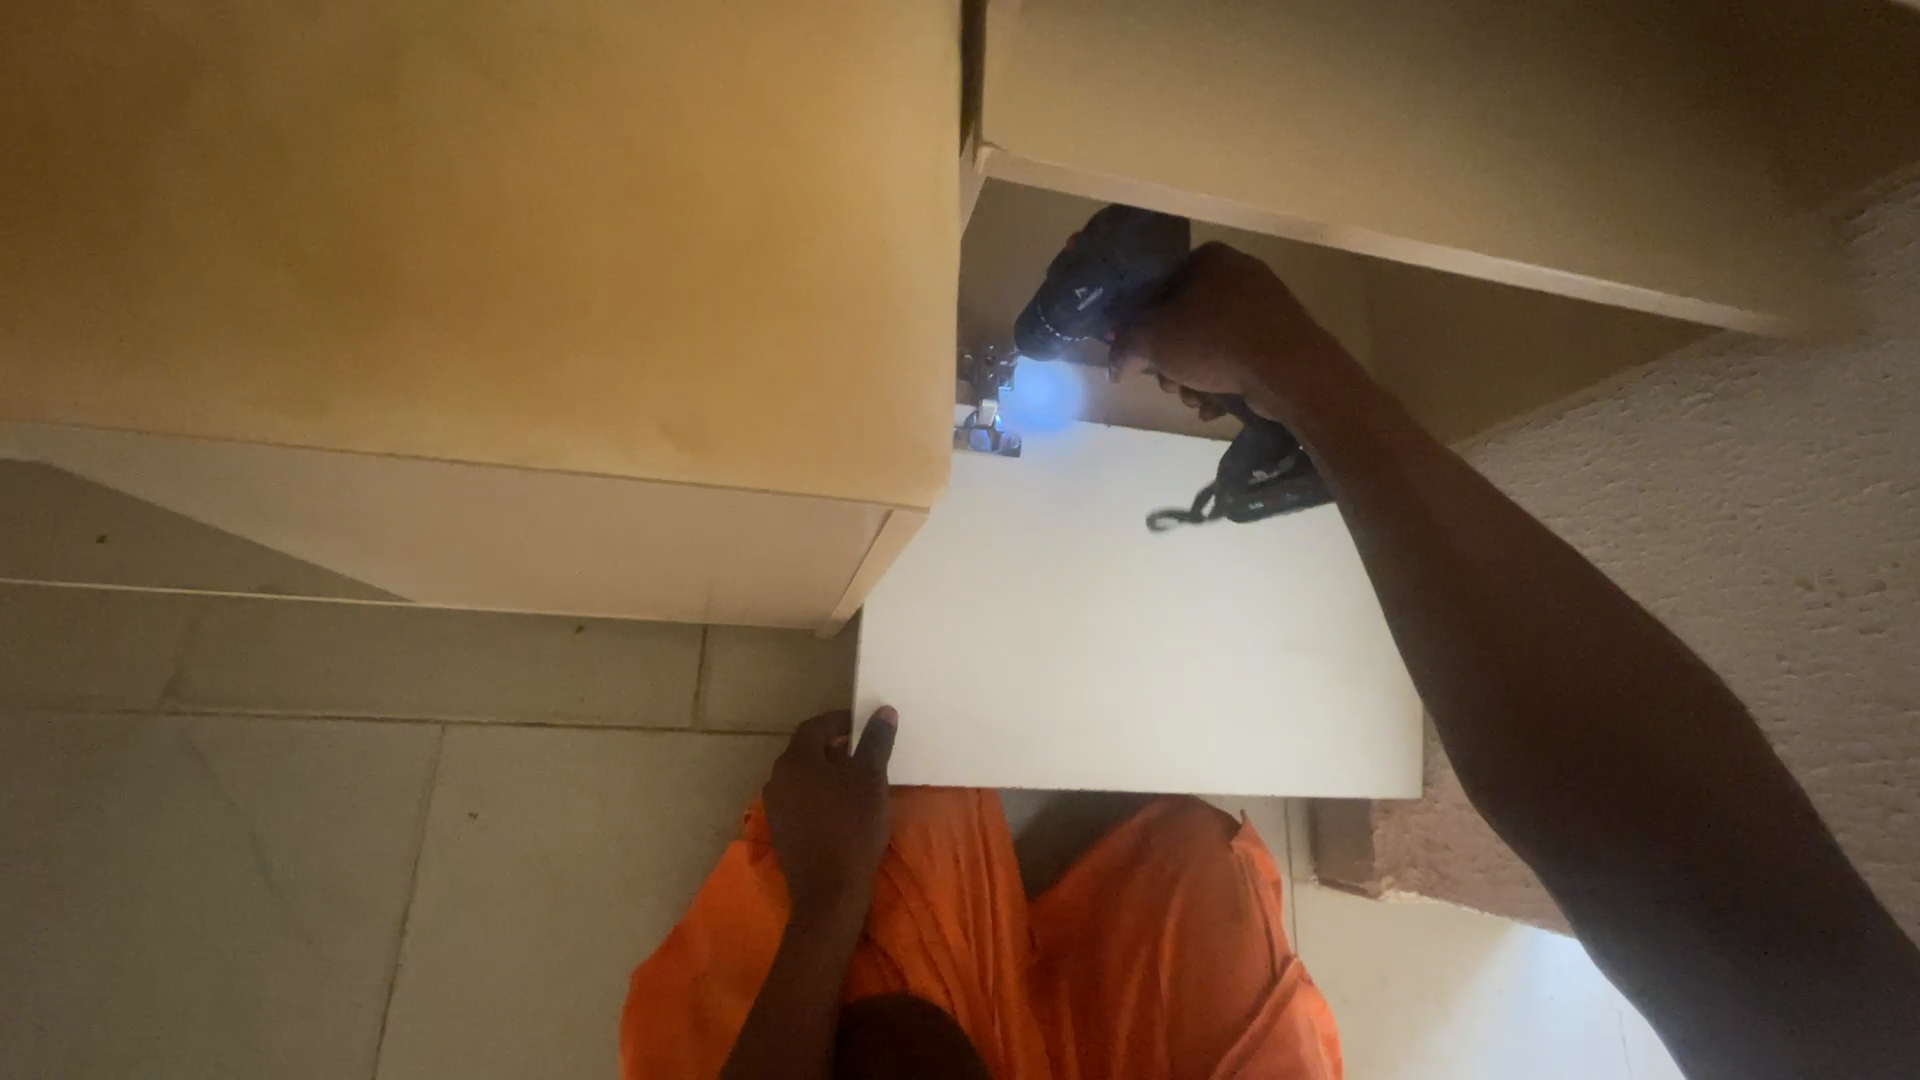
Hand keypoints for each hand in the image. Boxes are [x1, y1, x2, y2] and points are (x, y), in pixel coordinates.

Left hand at [764, 707, 897, 918]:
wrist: (830, 891)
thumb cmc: (852, 826)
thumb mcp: (871, 778)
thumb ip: (876, 741)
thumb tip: (883, 711)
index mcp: (796, 759)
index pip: (816, 726)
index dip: (840, 720)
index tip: (865, 725)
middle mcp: (777, 778)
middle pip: (807, 750)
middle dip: (835, 746)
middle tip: (865, 752)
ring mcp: (775, 806)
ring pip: (803, 776)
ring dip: (828, 772)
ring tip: (857, 780)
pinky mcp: (780, 830)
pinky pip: (800, 799)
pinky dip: (820, 794)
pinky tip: (843, 808)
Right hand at [1110, 242, 1363, 422]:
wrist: (1288, 370)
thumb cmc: (1213, 341)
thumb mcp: (1151, 340)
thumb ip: (1122, 348)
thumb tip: (1114, 367)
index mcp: (1206, 259)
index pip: (1155, 289)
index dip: (1135, 325)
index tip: (1131, 354)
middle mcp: (1235, 274)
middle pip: (1178, 323)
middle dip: (1167, 362)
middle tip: (1168, 381)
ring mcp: (1261, 306)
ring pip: (1204, 347)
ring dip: (1190, 379)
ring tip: (1195, 397)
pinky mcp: (1276, 337)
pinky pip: (1232, 359)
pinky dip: (1219, 383)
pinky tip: (1216, 403)